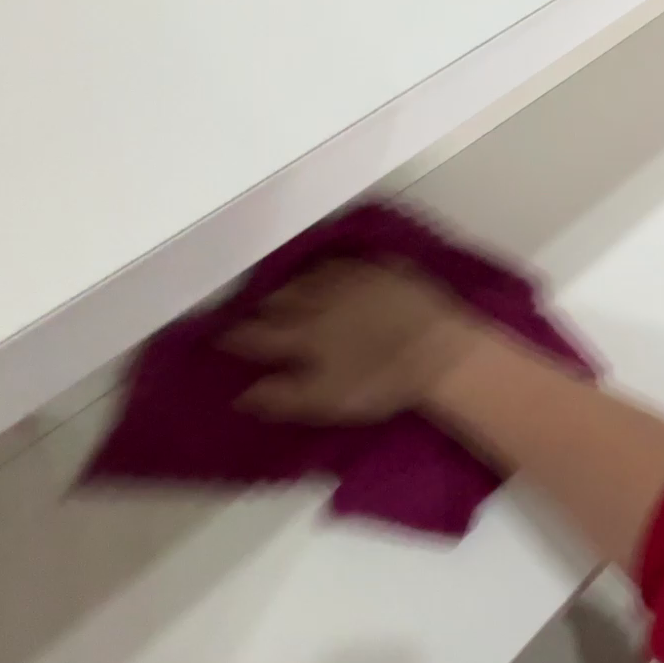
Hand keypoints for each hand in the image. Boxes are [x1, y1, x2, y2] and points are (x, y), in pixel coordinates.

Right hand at [221, 258, 484, 424]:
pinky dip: (341, 266)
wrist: (441, 350)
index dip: (238, 336)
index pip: (258, 333)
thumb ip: (281, 396)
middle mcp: (323, 301)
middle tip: (259, 308)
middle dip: (267, 304)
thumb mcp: (326, 400)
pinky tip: (340, 268)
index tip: (222, 336)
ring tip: (294, 285)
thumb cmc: (381, 381)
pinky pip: (356, 262)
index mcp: (303, 334)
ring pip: (316, 275)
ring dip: (301, 281)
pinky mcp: (390, 271)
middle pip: (283, 298)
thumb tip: (242, 394)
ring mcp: (358, 281)